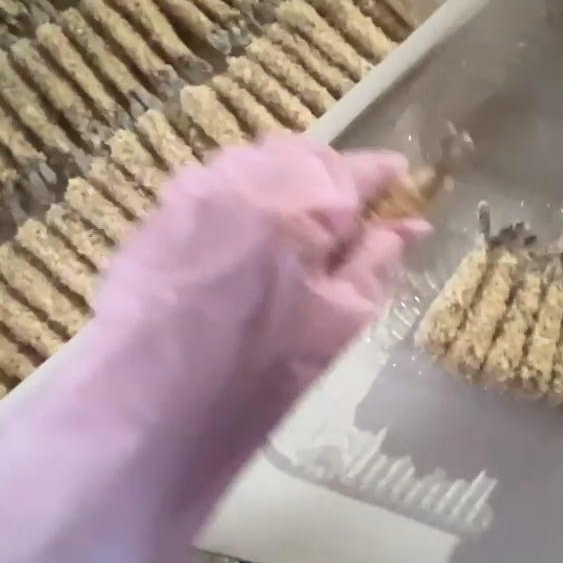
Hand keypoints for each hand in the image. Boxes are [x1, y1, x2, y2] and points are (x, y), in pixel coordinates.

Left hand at [0, 134, 427, 562]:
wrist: (150, 407)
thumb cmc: (265, 369)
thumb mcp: (343, 320)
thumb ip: (379, 260)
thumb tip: (412, 224)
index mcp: (304, 199)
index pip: (356, 168)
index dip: (382, 175)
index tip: (399, 177)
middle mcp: (246, 175)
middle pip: (301, 154)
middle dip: (328, 176)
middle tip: (343, 216)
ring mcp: (194, 189)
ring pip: (252, 164)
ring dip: (280, 184)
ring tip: (288, 230)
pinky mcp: (159, 212)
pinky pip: (212, 187)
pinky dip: (237, 202)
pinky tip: (237, 246)